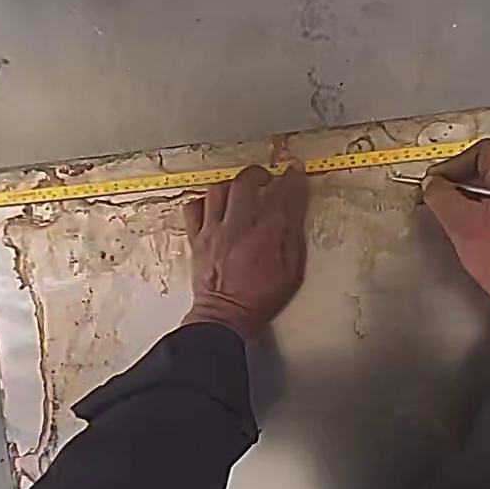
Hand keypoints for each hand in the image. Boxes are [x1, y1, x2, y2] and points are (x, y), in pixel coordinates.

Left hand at [183, 163, 309, 338]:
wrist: (225, 317)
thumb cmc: (260, 299)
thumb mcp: (292, 272)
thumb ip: (293, 238)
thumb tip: (295, 210)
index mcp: (266, 236)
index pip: (283, 195)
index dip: (292, 178)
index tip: (294, 171)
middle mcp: (238, 228)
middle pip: (246, 182)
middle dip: (259, 174)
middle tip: (266, 178)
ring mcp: (214, 232)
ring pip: (219, 189)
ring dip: (232, 184)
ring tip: (241, 190)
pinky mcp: (197, 239)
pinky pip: (194, 208)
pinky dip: (204, 201)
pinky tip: (214, 207)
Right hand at [422, 139, 489, 307]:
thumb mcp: (462, 223)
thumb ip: (442, 197)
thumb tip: (430, 184)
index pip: (480, 151)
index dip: (452, 164)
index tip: (434, 183)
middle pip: (483, 167)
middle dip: (455, 181)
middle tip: (435, 198)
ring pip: (486, 189)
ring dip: (462, 197)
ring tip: (446, 215)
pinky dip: (473, 212)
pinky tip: (463, 230)